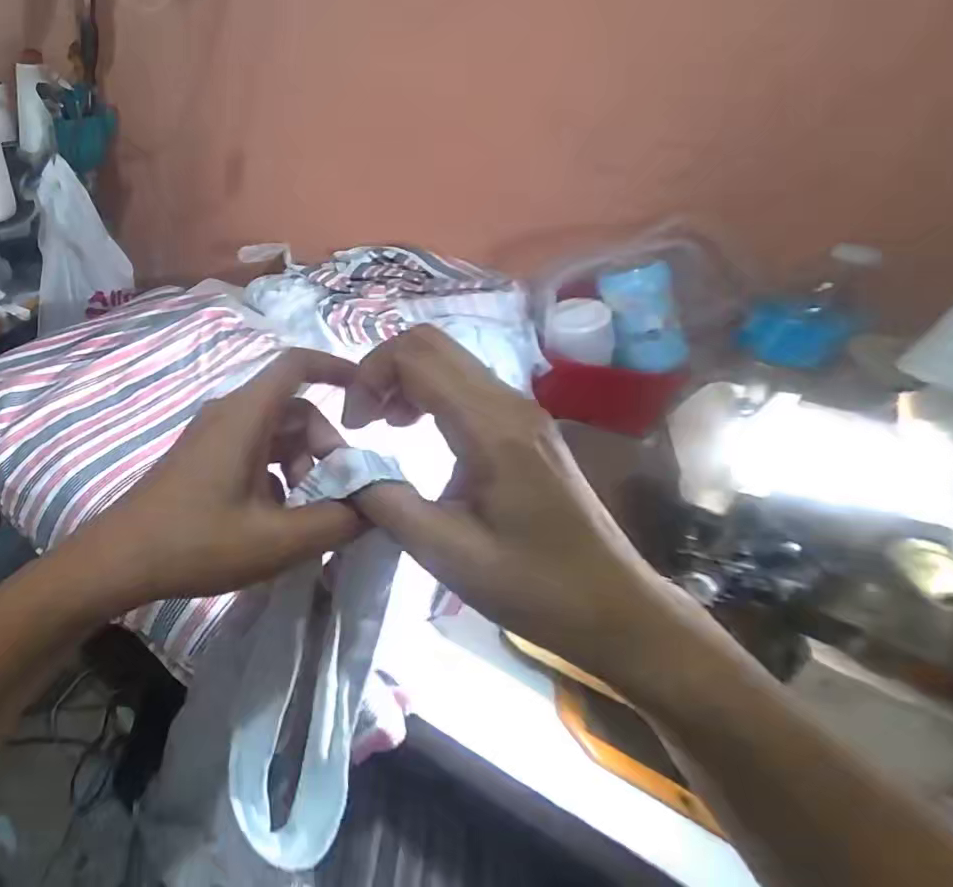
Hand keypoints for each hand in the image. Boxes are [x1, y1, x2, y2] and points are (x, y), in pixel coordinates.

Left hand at [54, 348, 364, 616]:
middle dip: (323, 446)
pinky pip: (253, 450)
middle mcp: (228, 414)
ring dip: (300, 466)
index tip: (366, 395)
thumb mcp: (277, 540)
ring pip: (275, 434)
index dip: (336, 369)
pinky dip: (276, 475)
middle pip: (293, 409)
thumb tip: (374, 507)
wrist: (120, 558)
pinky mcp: (202, 457)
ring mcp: (212, 435)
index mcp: (245, 415)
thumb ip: (335, 522)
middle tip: (333, 495)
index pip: (296, 365)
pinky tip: (275, 520)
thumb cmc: (197, 542)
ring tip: (304, 515)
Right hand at [340, 327, 677, 676]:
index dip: (368, 378)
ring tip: (381, 424)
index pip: (414, 356)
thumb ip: (382, 498)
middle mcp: (510, 403)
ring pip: (446, 357)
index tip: (353, 426)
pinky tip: (414, 431)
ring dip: (401, 379)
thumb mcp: (444, 551)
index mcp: (492, 428)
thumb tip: (337, 463)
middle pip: (428, 342)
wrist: (615, 610)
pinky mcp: (524, 424)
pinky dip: (424, 391)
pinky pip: (462, 382)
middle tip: (362, 420)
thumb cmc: (532, 587)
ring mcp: (521, 410)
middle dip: (380, 370)